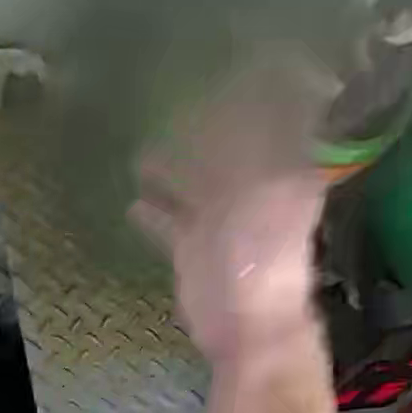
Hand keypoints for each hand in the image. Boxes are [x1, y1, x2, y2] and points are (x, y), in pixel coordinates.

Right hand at [129, 49, 331, 362]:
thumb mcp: (260, 200)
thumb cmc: (259, 264)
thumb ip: (244, 156)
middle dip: (200, 134)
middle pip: (221, 154)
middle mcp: (250, 193)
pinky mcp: (192, 250)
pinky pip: (169, 223)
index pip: (263, 129)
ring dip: (169, 170)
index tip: (222, 83)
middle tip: (170, 111)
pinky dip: (154, 213)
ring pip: (191, 186)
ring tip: (140, 153)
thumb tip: (232, 110)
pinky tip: (133, 203)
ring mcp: (218, 222)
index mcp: (278, 176)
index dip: (245, 108)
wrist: (246, 328)